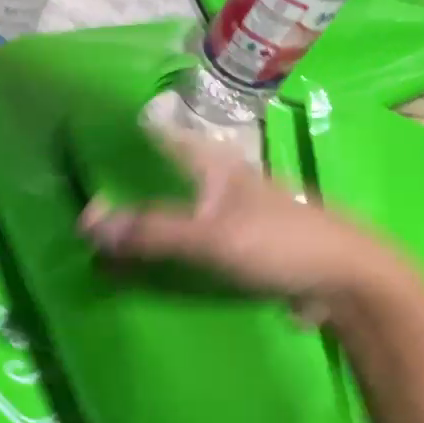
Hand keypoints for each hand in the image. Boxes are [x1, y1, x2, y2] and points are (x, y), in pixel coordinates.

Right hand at [78, 129, 400, 303]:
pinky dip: (158, 251)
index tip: (73, 159)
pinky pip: (183, 241)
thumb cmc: (282, 244)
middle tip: (74, 216)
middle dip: (116, 196)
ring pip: (166, 212)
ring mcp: (224, 212)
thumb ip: (152, 230)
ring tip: (95, 246)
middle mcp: (213, 179)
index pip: (149, 140)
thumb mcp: (211, 236)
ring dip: (136, 228)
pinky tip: (137, 268)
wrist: (349, 282)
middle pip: (152, 180)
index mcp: (209, 161)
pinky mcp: (233, 243)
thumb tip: (89, 224)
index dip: (112, 147)